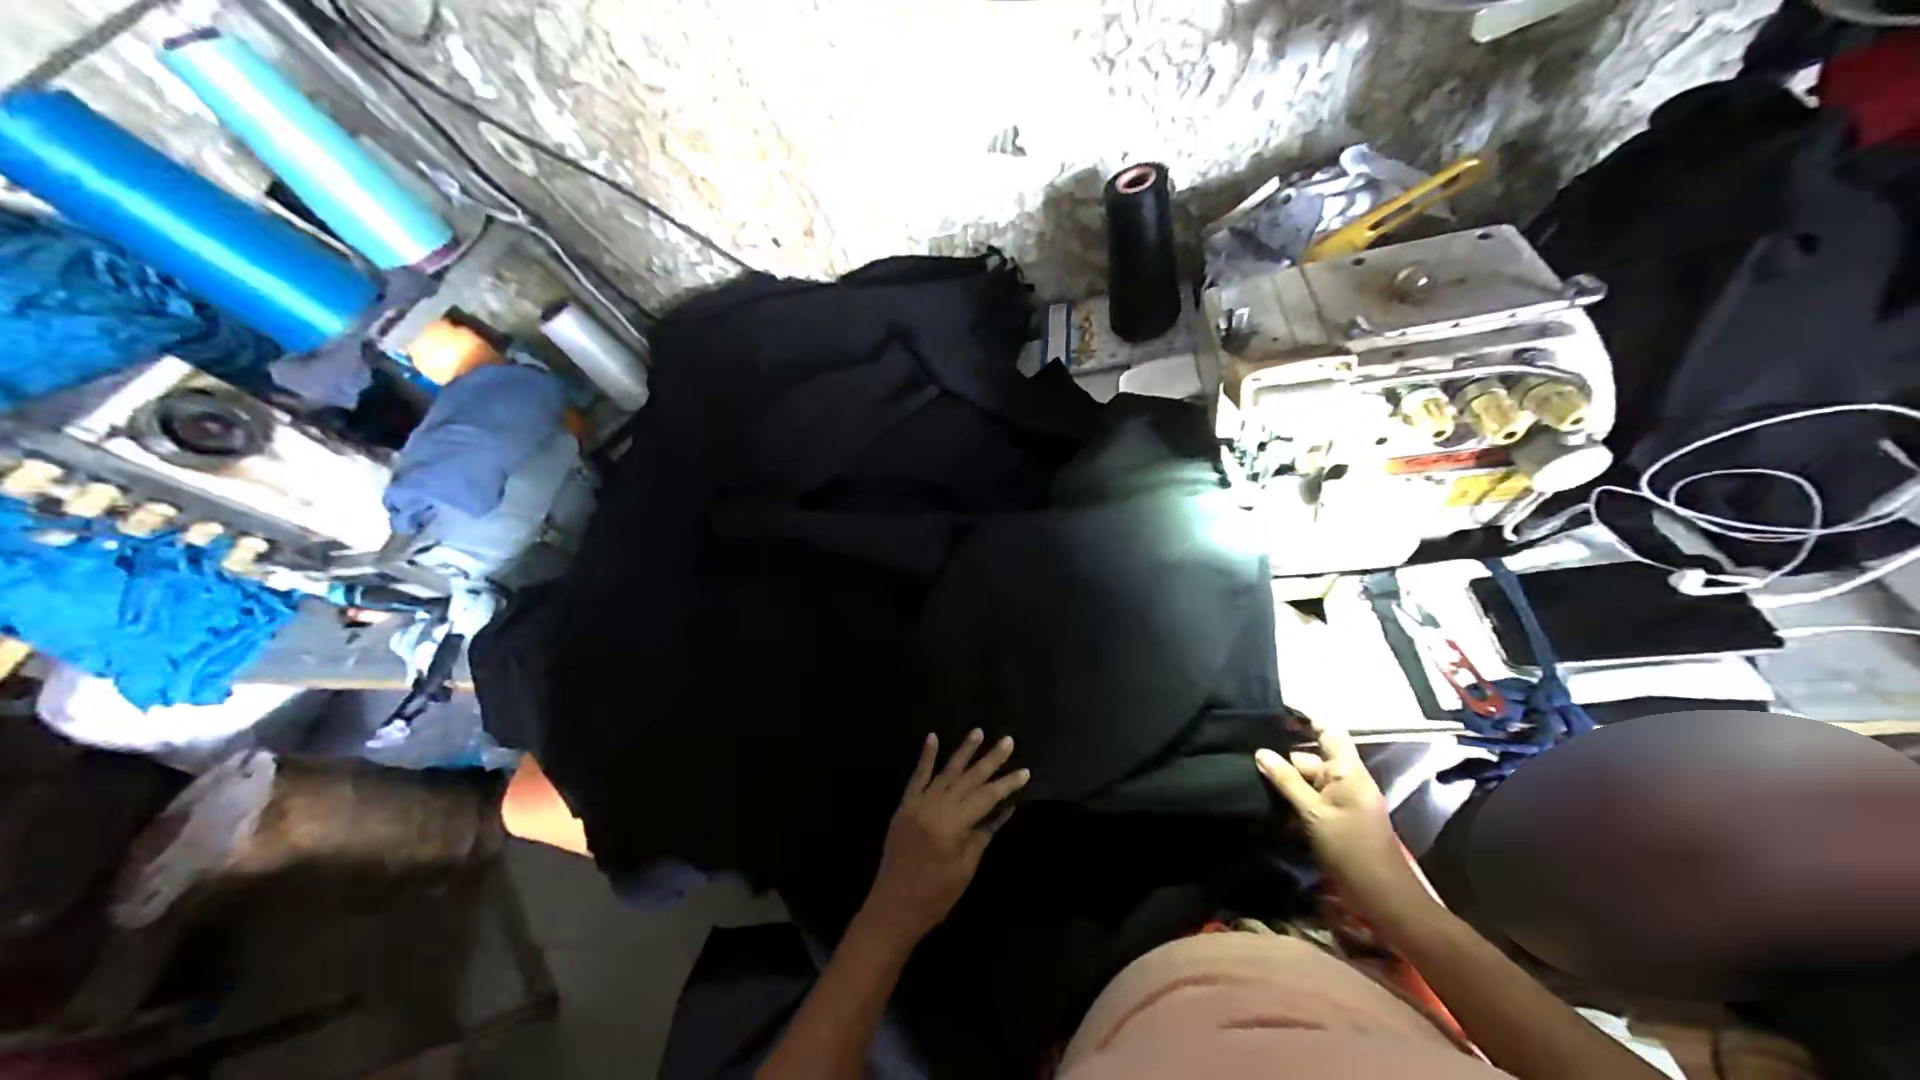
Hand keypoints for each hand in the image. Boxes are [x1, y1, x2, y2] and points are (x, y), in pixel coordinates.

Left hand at [860, 730, 1029, 943]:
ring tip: (978, 732)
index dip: (1006, 784)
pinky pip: (917, 777)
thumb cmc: (935, 896)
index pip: (986, 797)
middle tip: (1008, 741)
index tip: (1025, 771)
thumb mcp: (965, 868)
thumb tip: (1003, 809)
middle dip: (990, 760)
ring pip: (945, 772)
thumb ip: (982, 835)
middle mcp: (935, 807)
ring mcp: (917, 804)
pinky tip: (932, 738)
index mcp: (953, 825)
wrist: (893, 908)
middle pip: (968, 779)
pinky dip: (926, 757)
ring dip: (963, 752)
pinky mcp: (904, 806)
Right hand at [1256, 718, 1425, 919]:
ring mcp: (1345, 798)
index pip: (1328, 731)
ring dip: (1287, 781)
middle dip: (1284, 758)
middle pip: (1312, 756)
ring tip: (1254, 780)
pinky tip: (1271, 803)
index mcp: (1348, 771)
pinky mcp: (1340, 816)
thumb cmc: (1350, 849)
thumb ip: (1287, 781)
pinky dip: (1295, 798)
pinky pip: (1314, 796)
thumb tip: (1261, 752)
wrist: (1383, 896)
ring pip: (1310, 778)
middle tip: (1249, 757)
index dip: (1305, 717)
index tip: (1276, 708)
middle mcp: (1348, 779)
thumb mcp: (1313, 813)